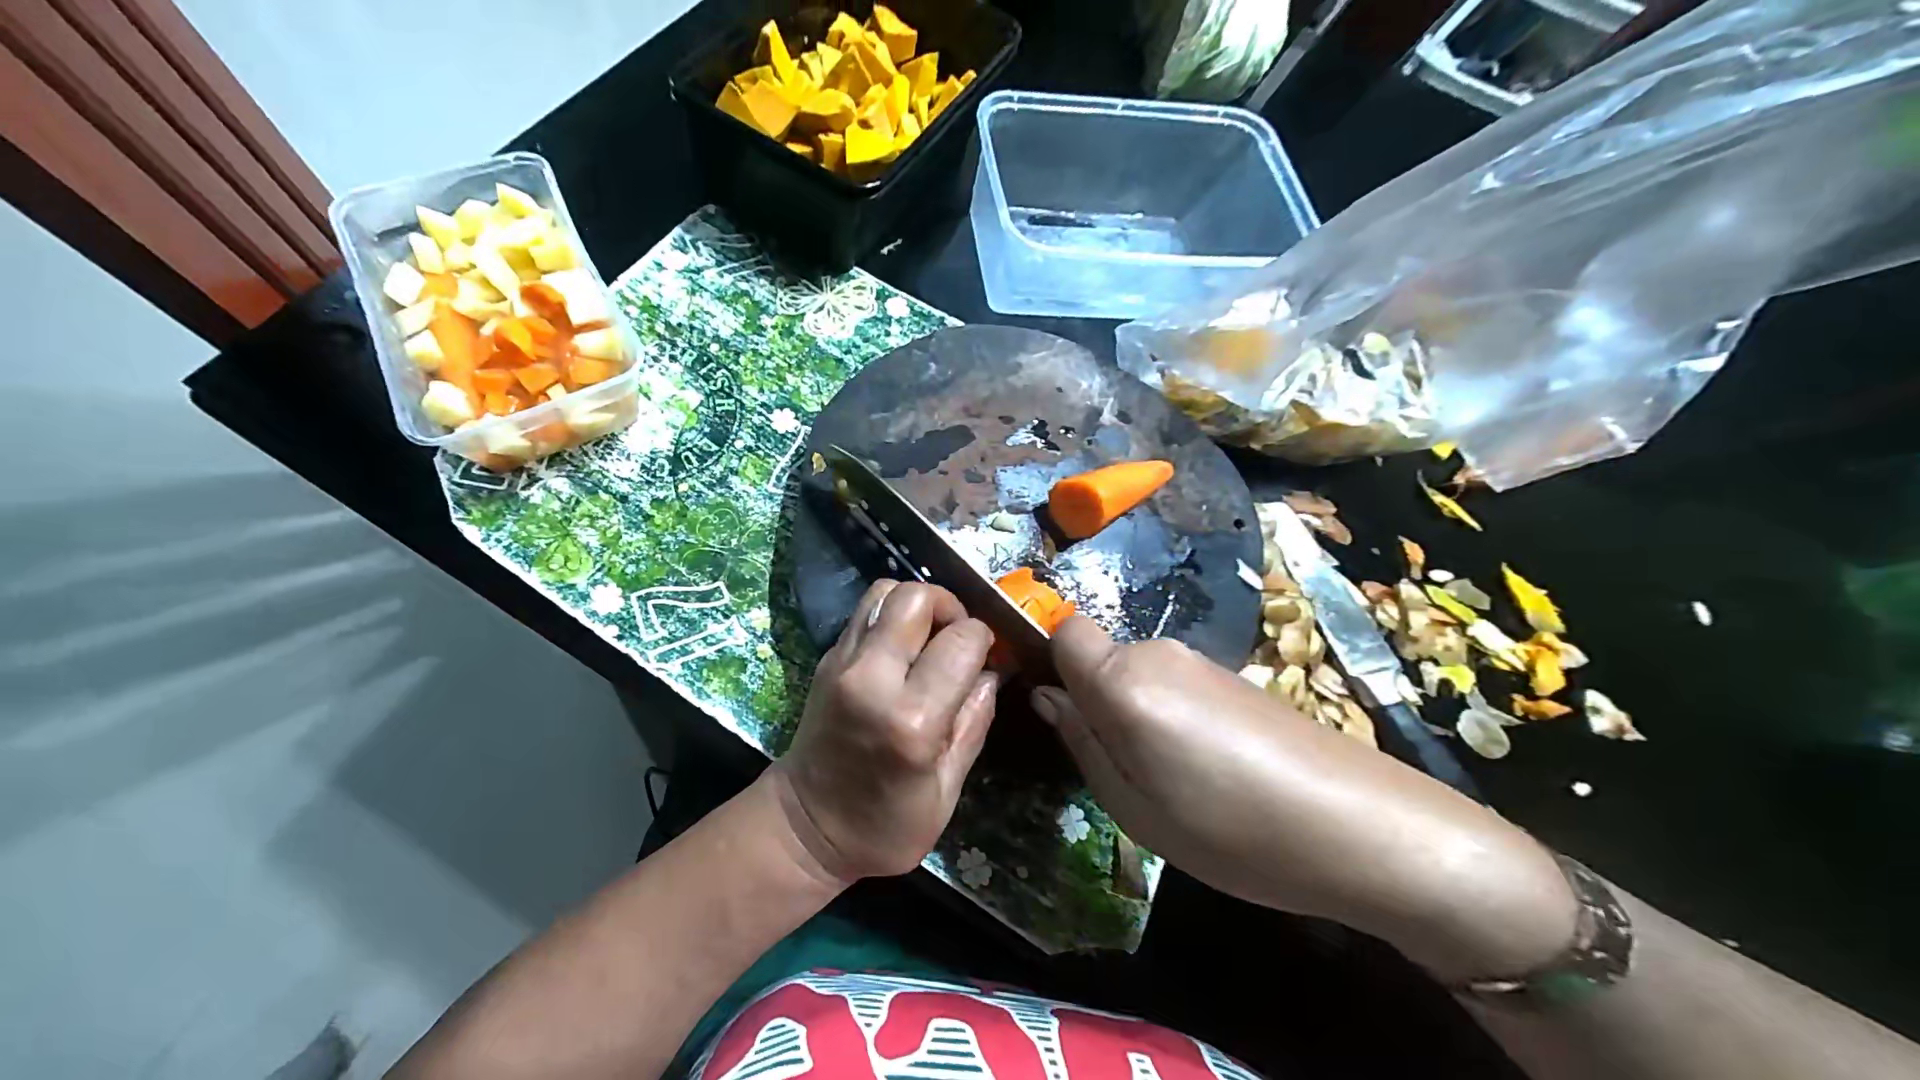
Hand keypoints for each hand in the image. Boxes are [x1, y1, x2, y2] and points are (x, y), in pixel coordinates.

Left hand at [769, 581, 999, 883]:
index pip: (962, 640)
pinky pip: (866, 611)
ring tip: (930, 637)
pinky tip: (903, 649)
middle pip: (917, 597)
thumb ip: (974, 723)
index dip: (984, 641)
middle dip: (950, 607)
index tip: (986, 660)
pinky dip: (892, 615)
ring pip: (886, 590)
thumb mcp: (946, 791)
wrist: (804, 828)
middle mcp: (872, 678)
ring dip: (917, 604)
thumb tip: (991, 672)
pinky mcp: (827, 658)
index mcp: (912, 719)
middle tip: (957, 638)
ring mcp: (842, 662)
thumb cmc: (884, 826)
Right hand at [1031, 616, 1578, 982]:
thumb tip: (1049, 698)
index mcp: (1123, 679)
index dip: (1049, 662)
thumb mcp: (1133, 808)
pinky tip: (1206, 769)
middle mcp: (1157, 653)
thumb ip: (1081, 743)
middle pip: (1099, 656)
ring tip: (1168, 779)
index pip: (1062, 630)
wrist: (1364, 827)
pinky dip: (1168, 716)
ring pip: (1136, 673)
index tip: (1057, 711)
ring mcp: (1201, 662)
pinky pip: (1172, 684)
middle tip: (1116, 768)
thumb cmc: (1231, 829)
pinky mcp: (1233, 677)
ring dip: (1133, 713)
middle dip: (1092, 700)